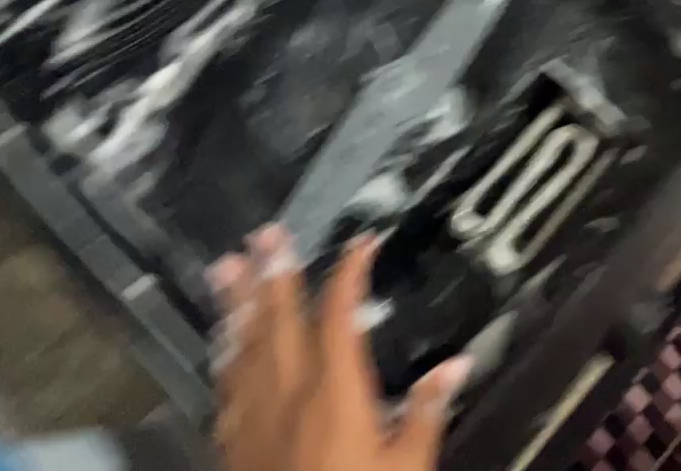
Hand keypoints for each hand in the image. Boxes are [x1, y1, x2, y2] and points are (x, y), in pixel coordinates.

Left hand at [208, 226, 470, 470]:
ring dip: (236, 304)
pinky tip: (221, 340)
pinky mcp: (233, 446)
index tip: (361, 242)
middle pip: (278, 322)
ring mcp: (254, 419)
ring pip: (243, 348)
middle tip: (266, 233)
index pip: (338, 316)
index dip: (349, 274)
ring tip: (226, 265)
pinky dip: (224, 355)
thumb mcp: (406, 468)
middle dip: (274, 274)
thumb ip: (426, 412)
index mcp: (335, 392)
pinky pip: (225, 388)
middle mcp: (288, 395)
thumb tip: (459, 363)